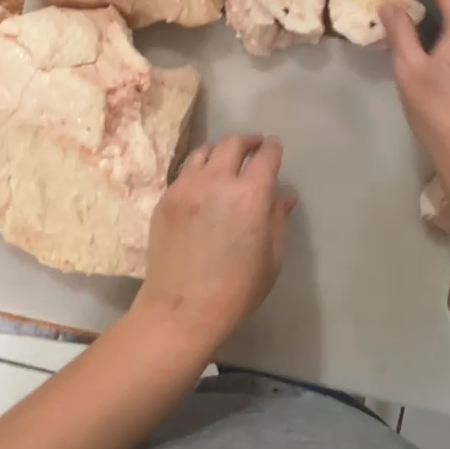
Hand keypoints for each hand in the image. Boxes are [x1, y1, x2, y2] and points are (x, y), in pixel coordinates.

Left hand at [134, 134, 295, 346]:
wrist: (182, 307)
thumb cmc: (237, 289)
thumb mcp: (271, 258)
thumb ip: (277, 219)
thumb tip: (284, 195)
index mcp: (250, 195)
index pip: (265, 156)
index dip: (273, 149)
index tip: (274, 148)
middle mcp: (217, 181)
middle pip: (232, 143)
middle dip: (247, 141)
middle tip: (253, 146)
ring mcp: (186, 187)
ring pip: (204, 152)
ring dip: (219, 151)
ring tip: (225, 161)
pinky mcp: (165, 198)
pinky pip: (184, 173)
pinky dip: (198, 170)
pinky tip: (202, 184)